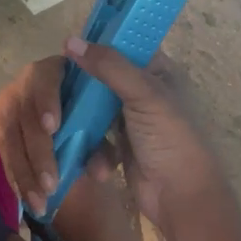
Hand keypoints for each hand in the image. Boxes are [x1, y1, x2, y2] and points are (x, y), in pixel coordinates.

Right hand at [0, 39, 221, 227]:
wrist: (181, 200)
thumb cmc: (171, 139)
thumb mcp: (143, 95)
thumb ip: (108, 65)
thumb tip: (69, 40)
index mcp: (157, 70)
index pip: (122, 44)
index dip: (96, 43)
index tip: (67, 48)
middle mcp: (142, 89)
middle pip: (101, 76)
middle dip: (81, 87)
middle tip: (58, 91)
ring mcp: (129, 118)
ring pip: (93, 107)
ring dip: (82, 122)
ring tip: (64, 130)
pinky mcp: (118, 144)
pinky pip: (93, 135)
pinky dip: (91, 148)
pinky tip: (97, 164)